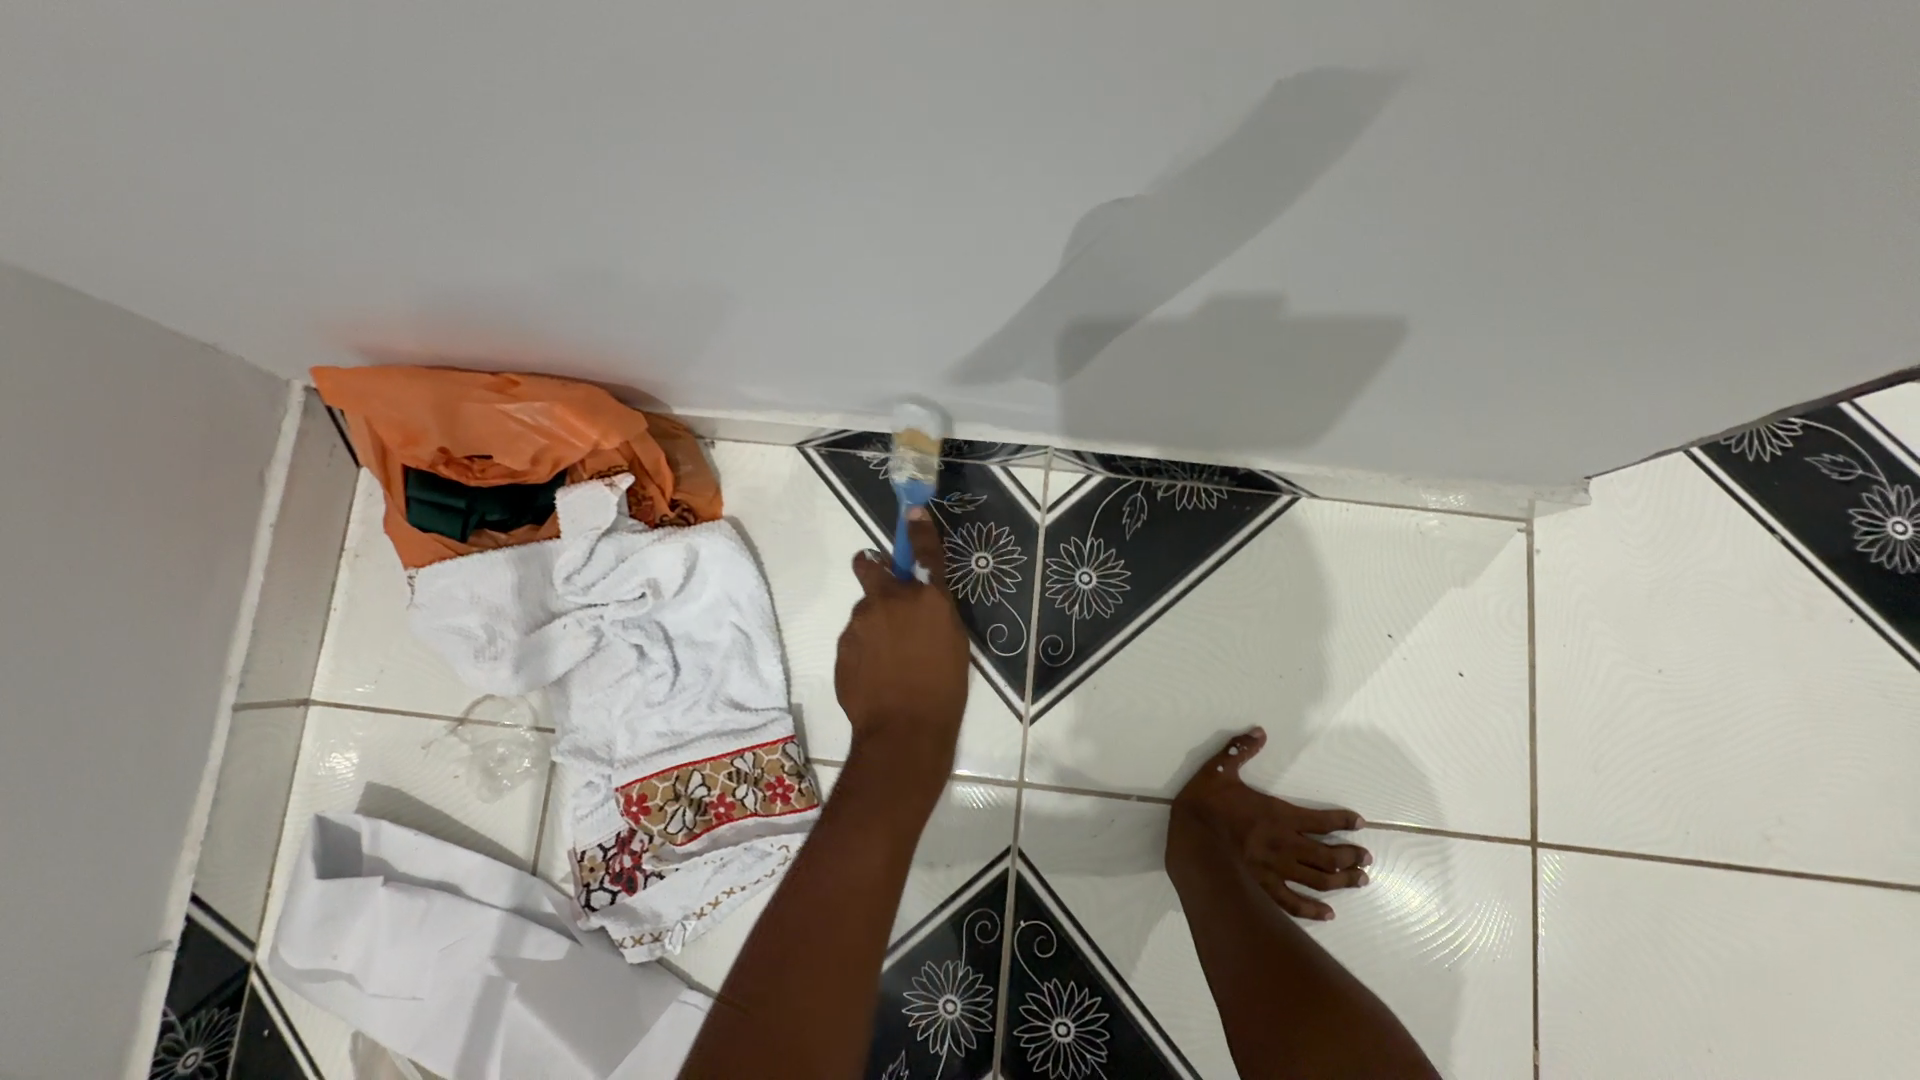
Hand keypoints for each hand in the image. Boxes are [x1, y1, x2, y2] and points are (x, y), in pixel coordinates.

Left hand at [835, 508, 970, 785]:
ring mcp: (861, 622)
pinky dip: (864, 647)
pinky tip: (877, 673)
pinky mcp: (843, 645)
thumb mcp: (953, 643)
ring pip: (864, 610)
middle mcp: (890, 601)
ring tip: (889, 658)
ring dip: (874, 621)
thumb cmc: (944, 690)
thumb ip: (934, 613)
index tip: (913, 511)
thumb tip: (920, 604)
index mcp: (928, 599)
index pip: (926, 553)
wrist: (903, 730)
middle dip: (874, 569)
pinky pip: (855, 638)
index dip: (919, 529)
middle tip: (885, 595)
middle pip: (871, 567)